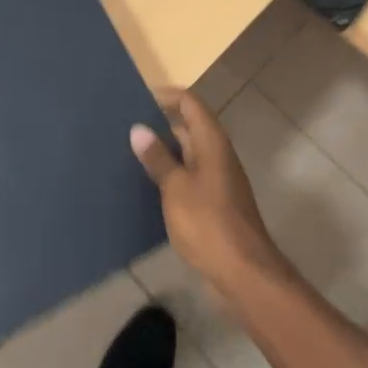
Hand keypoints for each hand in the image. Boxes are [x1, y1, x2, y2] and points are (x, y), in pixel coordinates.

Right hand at [130, 88, 286, 293]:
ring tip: (126, 155)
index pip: (190, 103)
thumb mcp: (176, 188)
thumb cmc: (208, 223)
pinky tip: (145, 188)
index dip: (165, 96)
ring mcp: (217, 180)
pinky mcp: (213, 203)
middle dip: (158, 125)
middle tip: (123, 128)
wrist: (243, 272)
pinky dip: (169, 176)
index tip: (136, 100)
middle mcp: (217, 155)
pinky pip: (188, 177)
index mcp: (211, 142)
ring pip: (186, 154)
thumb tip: (139, 128)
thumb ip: (158, 158)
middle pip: (188, 127)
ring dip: (161, 153)